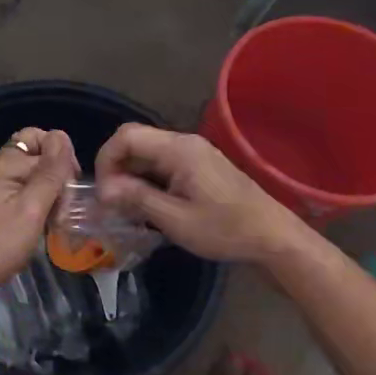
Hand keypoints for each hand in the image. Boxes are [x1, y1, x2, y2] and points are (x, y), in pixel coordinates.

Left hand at [0, 128, 77, 300]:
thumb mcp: (31, 208)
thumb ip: (49, 173)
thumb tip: (62, 135)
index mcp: (7, 164)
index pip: (45, 140)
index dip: (63, 159)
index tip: (70, 188)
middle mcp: (1, 172)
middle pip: (41, 159)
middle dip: (59, 180)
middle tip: (63, 210)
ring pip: (36, 181)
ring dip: (52, 198)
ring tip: (56, 224)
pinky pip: (27, 199)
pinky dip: (40, 209)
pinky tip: (45, 229)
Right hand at [93, 123, 303, 262]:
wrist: (273, 238)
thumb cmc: (224, 229)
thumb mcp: (174, 218)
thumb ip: (136, 198)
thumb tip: (103, 190)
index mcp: (179, 150)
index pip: (125, 136)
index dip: (105, 160)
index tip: (103, 192)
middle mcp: (184, 144)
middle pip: (134, 142)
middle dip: (114, 170)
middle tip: (111, 203)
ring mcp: (193, 154)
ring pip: (145, 155)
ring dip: (129, 177)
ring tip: (124, 208)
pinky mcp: (198, 167)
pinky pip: (160, 165)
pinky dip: (145, 181)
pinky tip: (145, 206)